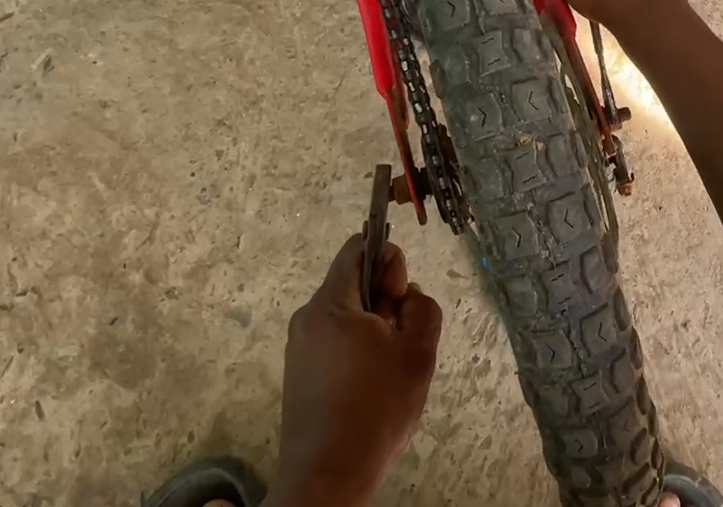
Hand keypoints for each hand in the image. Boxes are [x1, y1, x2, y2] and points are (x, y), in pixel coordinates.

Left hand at [269, 235, 442, 506]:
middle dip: (387, 301)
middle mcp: (308, 317)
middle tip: (401, 340)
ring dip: (376, 328)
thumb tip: (406, 297)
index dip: (390, 260)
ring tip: (389, 368)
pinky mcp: (300, 372)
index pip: (359, 247)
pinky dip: (359, 349)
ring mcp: (300, 346)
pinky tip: (371, 385)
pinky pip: (336, 339)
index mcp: (331, 304)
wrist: (327, 477)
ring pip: (350, 314)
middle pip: (356, 282)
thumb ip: (422, 307)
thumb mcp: (418, 351)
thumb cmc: (375, 408)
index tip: (400, 299)